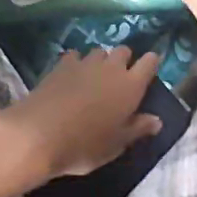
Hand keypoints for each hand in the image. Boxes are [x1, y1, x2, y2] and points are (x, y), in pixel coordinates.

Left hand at [0, 47, 162, 186]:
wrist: (40, 133)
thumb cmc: (85, 145)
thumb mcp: (116, 144)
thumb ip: (137, 128)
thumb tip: (156, 120)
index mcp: (130, 86)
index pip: (149, 63)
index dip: (151, 63)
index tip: (150, 69)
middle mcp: (111, 68)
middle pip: (123, 51)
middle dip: (124, 60)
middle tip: (121, 79)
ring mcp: (85, 63)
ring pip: (100, 51)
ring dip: (101, 61)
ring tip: (96, 77)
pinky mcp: (62, 64)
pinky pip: (76, 56)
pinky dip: (77, 63)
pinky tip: (72, 76)